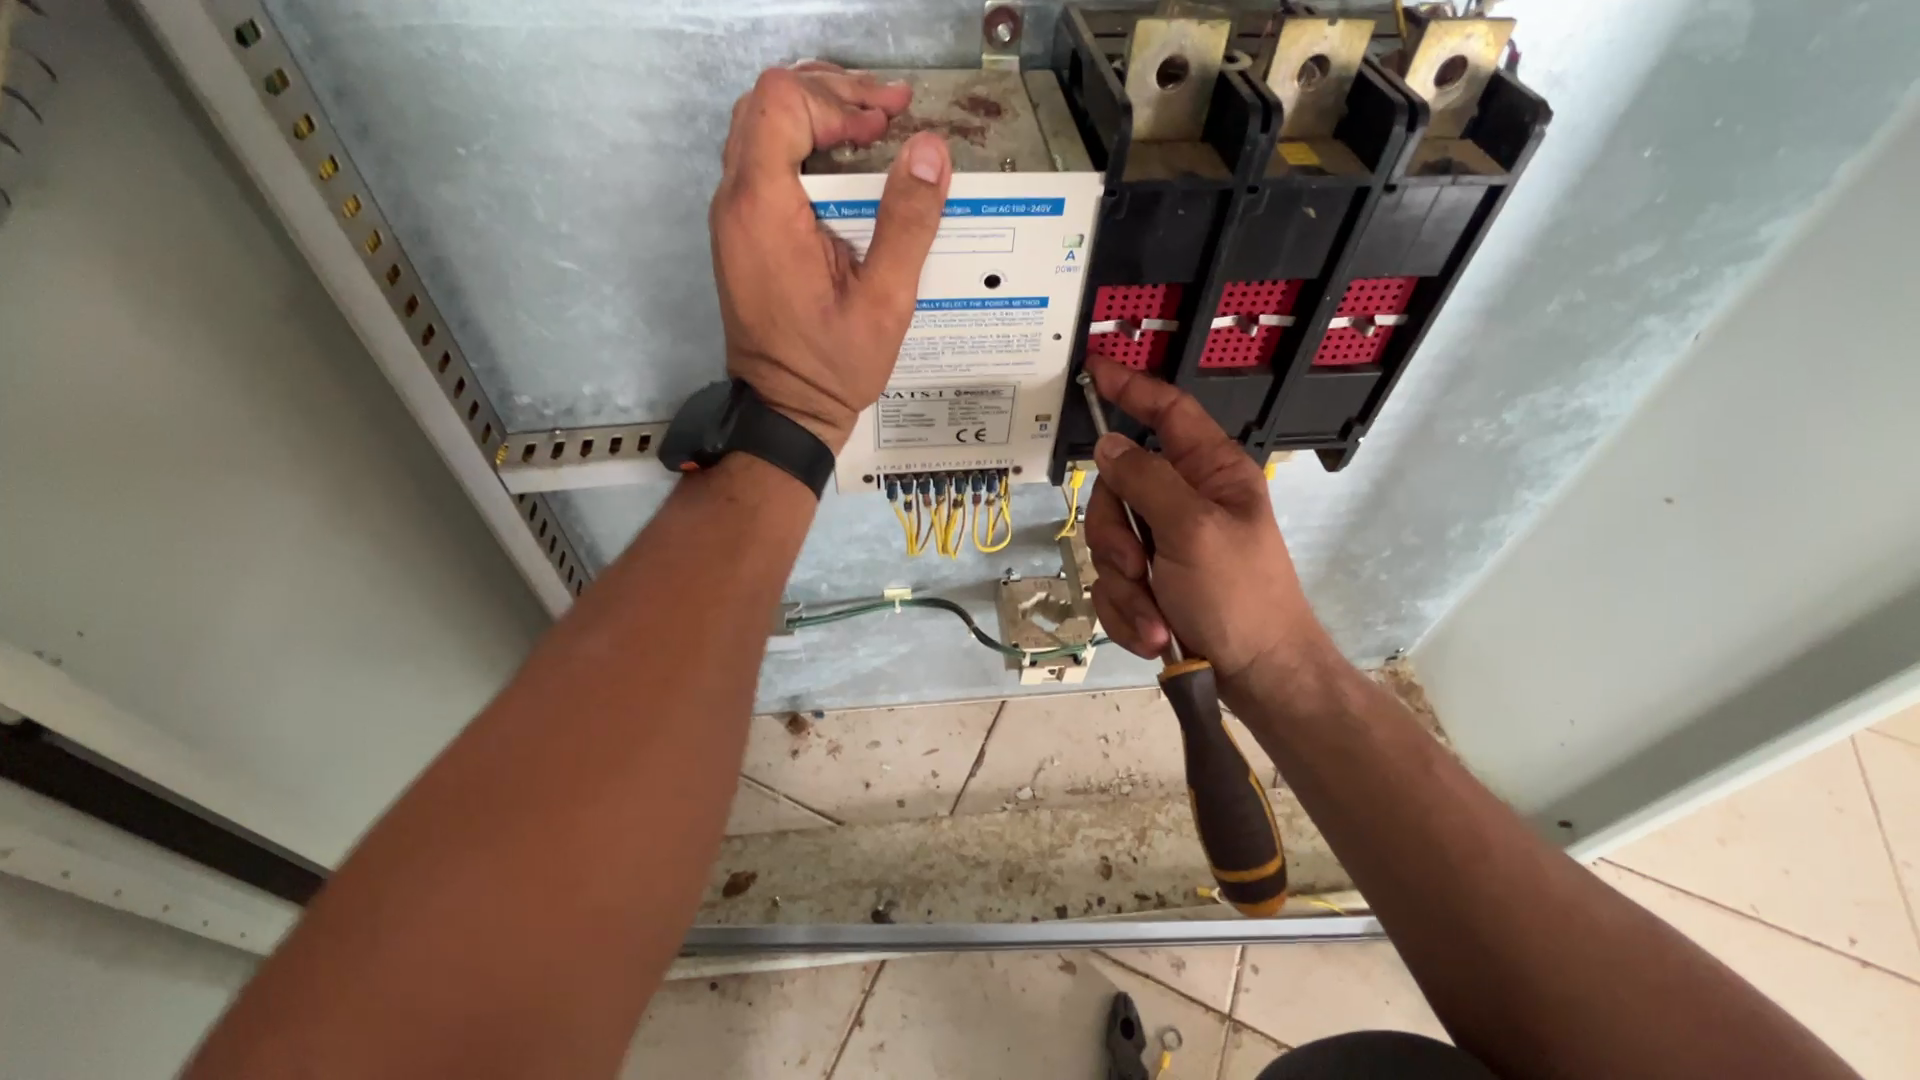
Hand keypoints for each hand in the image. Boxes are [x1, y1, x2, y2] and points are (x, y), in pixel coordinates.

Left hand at [709, 63, 952, 451]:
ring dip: (818, 118)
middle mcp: (735, 202)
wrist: (785, 412)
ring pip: (762, 129)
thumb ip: (907, 223)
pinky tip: (848, 167)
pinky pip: (764, 164)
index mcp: (763, 209)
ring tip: (875, 129)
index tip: (885, 131)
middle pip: (768, 104)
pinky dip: (805, 149)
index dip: (838, 101)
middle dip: (832, 97)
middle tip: (889, 114)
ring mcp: (733, 217)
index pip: (782, 103)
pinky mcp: (742, 233)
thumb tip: (931, 150)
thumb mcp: (885, 302)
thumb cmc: (832, 367)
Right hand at [1082, 357, 1337, 685]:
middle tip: (1136, 568)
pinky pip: (1112, 584)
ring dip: (1124, 587)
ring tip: (1156, 618)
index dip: (1132, 388)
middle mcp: (1184, 501)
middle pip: (1117, 488)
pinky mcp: (1151, 583)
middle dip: (1115, 536)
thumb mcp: (1193, 530)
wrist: (1257, 676)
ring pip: (1107, 542)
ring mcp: (1165, 545)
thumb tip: (1108, 444)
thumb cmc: (1240, 597)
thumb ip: (1146, 480)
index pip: (1166, 413)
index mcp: (1210, 473)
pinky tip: (1154, 635)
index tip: (1095, 370)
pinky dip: (1127, 613)